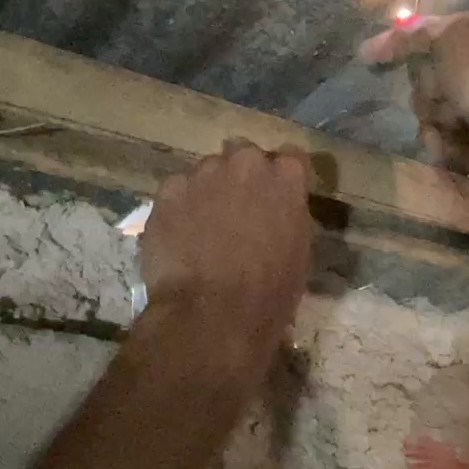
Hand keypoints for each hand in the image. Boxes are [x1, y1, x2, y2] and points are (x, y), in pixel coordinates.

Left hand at [138, 140, 311, 367]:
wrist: (212, 315)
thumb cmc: (269, 292)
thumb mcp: (299, 250)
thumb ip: (289, 214)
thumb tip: (276, 209)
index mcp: (285, 177)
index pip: (290, 156)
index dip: (282, 175)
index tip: (276, 194)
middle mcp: (246, 163)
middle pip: (245, 154)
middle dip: (243, 175)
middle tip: (238, 209)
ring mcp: (203, 173)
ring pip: (208, 170)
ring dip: (209, 189)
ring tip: (203, 226)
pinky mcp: (169, 190)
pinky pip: (177, 189)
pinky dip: (180, 205)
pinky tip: (179, 235)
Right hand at [358, 12, 468, 179]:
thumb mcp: (448, 39)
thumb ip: (409, 36)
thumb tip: (368, 47)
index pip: (424, 30)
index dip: (398, 41)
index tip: (370, 55)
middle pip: (420, 71)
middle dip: (427, 86)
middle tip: (444, 90)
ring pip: (424, 104)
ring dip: (434, 114)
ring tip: (457, 121)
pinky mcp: (467, 133)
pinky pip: (434, 132)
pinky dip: (442, 138)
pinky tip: (458, 140)